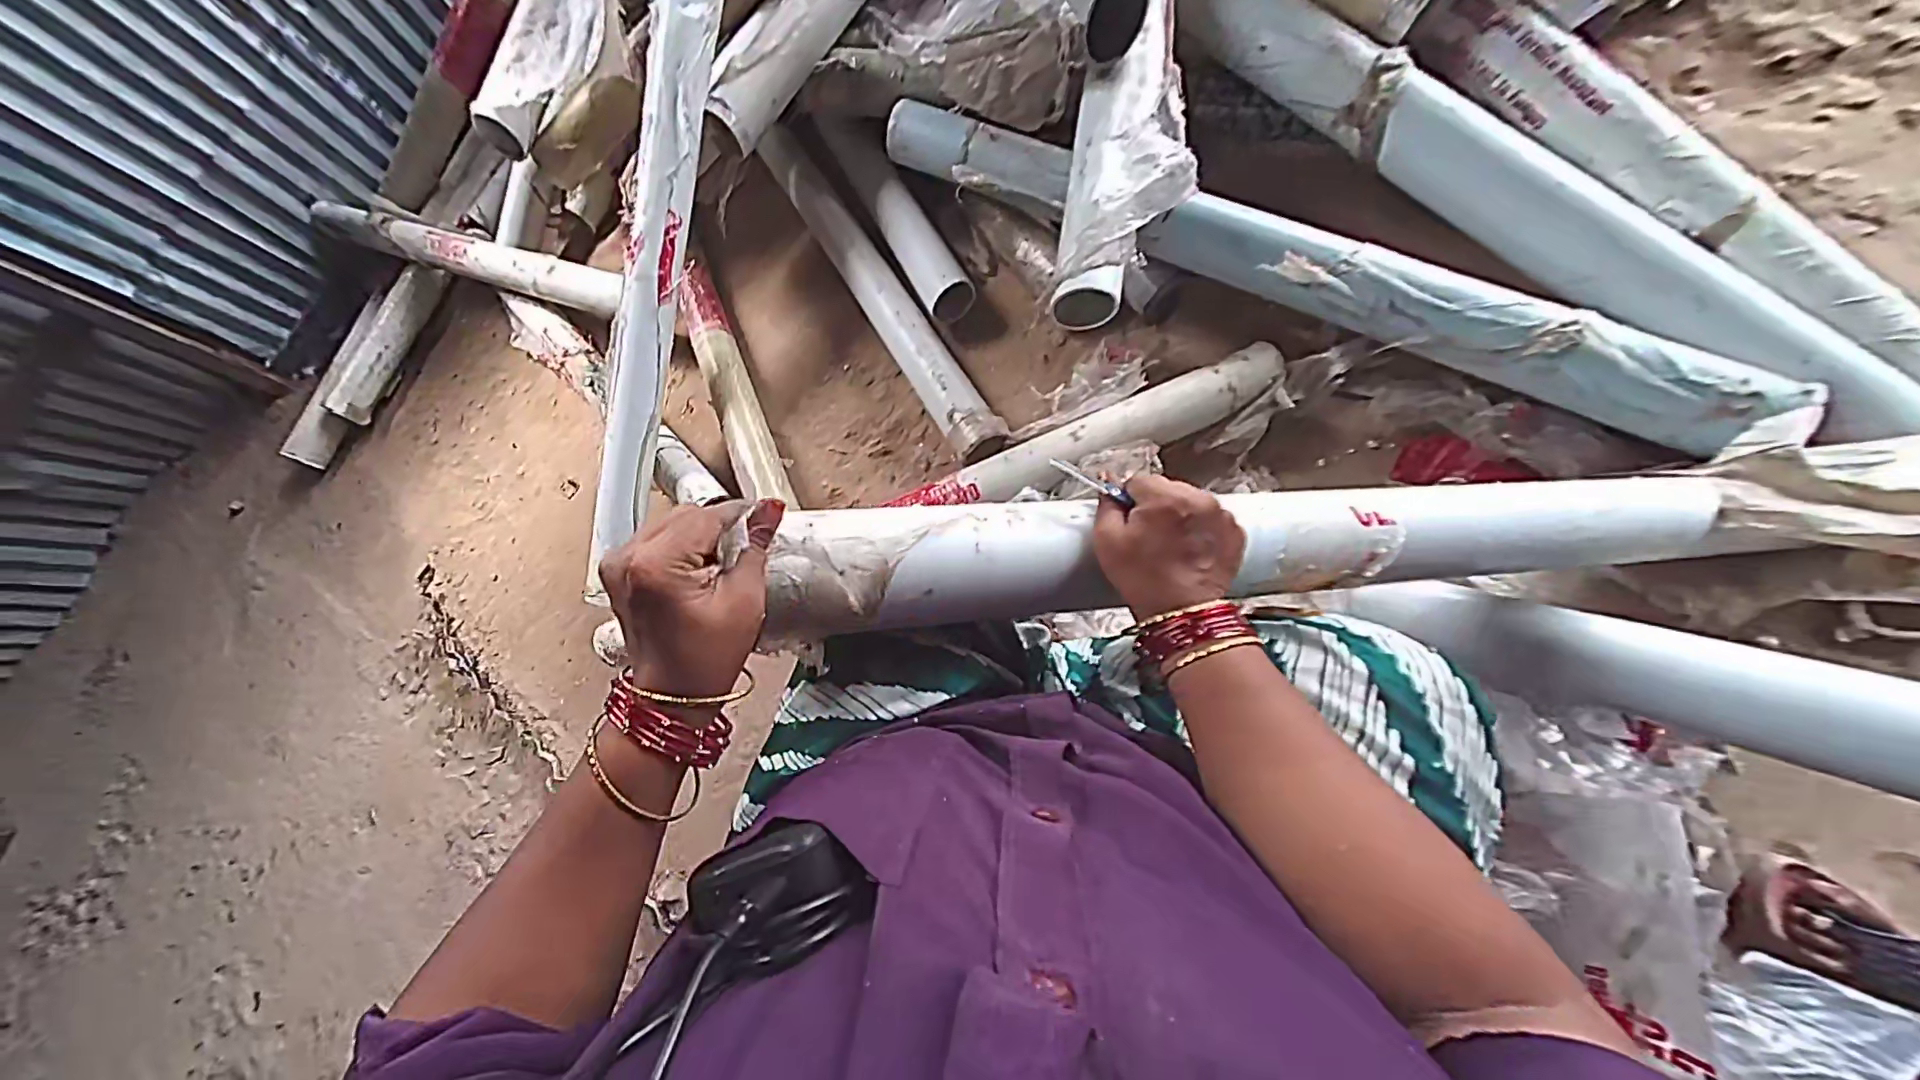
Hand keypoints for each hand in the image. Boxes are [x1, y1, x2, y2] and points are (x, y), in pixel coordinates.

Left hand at [598, 499, 784, 703]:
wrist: (672, 695)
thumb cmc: (704, 661)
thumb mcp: (745, 599)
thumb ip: (754, 546)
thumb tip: (768, 511)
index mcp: (656, 564)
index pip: (708, 515)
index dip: (742, 516)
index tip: (765, 519)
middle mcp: (628, 558)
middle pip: (687, 515)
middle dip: (720, 529)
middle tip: (741, 558)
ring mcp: (618, 564)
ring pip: (673, 523)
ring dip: (701, 538)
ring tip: (718, 572)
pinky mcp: (618, 570)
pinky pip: (658, 539)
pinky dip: (682, 548)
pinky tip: (697, 575)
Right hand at [1092, 475, 1246, 619]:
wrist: (1181, 612)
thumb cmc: (1144, 580)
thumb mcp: (1107, 541)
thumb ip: (1106, 506)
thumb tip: (1110, 487)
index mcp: (1164, 497)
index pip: (1138, 480)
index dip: (1129, 502)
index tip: (1130, 521)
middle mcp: (1197, 499)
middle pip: (1167, 488)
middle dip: (1156, 507)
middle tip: (1148, 538)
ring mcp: (1219, 514)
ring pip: (1189, 501)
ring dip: (1179, 516)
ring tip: (1170, 546)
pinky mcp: (1233, 530)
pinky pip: (1209, 518)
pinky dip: (1199, 529)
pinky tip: (1188, 550)